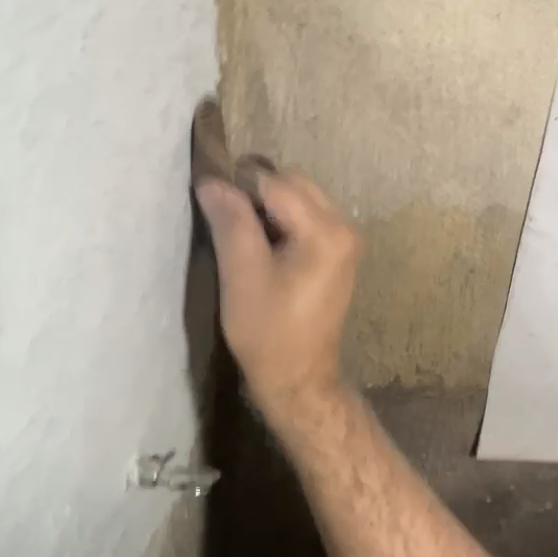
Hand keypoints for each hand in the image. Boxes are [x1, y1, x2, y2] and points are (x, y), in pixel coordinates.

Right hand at [195, 167, 361, 417]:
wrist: (300, 375)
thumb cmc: (268, 331)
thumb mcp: (241, 275)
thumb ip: (231, 222)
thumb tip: (213, 181)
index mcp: (326, 231)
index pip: (278, 183)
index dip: (241, 184)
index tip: (209, 196)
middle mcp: (346, 226)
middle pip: (297, 183)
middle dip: (259, 192)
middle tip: (225, 219)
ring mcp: (348, 237)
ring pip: (304, 196)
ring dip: (272, 205)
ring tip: (243, 235)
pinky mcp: (342, 249)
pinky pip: (312, 214)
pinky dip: (286, 218)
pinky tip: (265, 245)